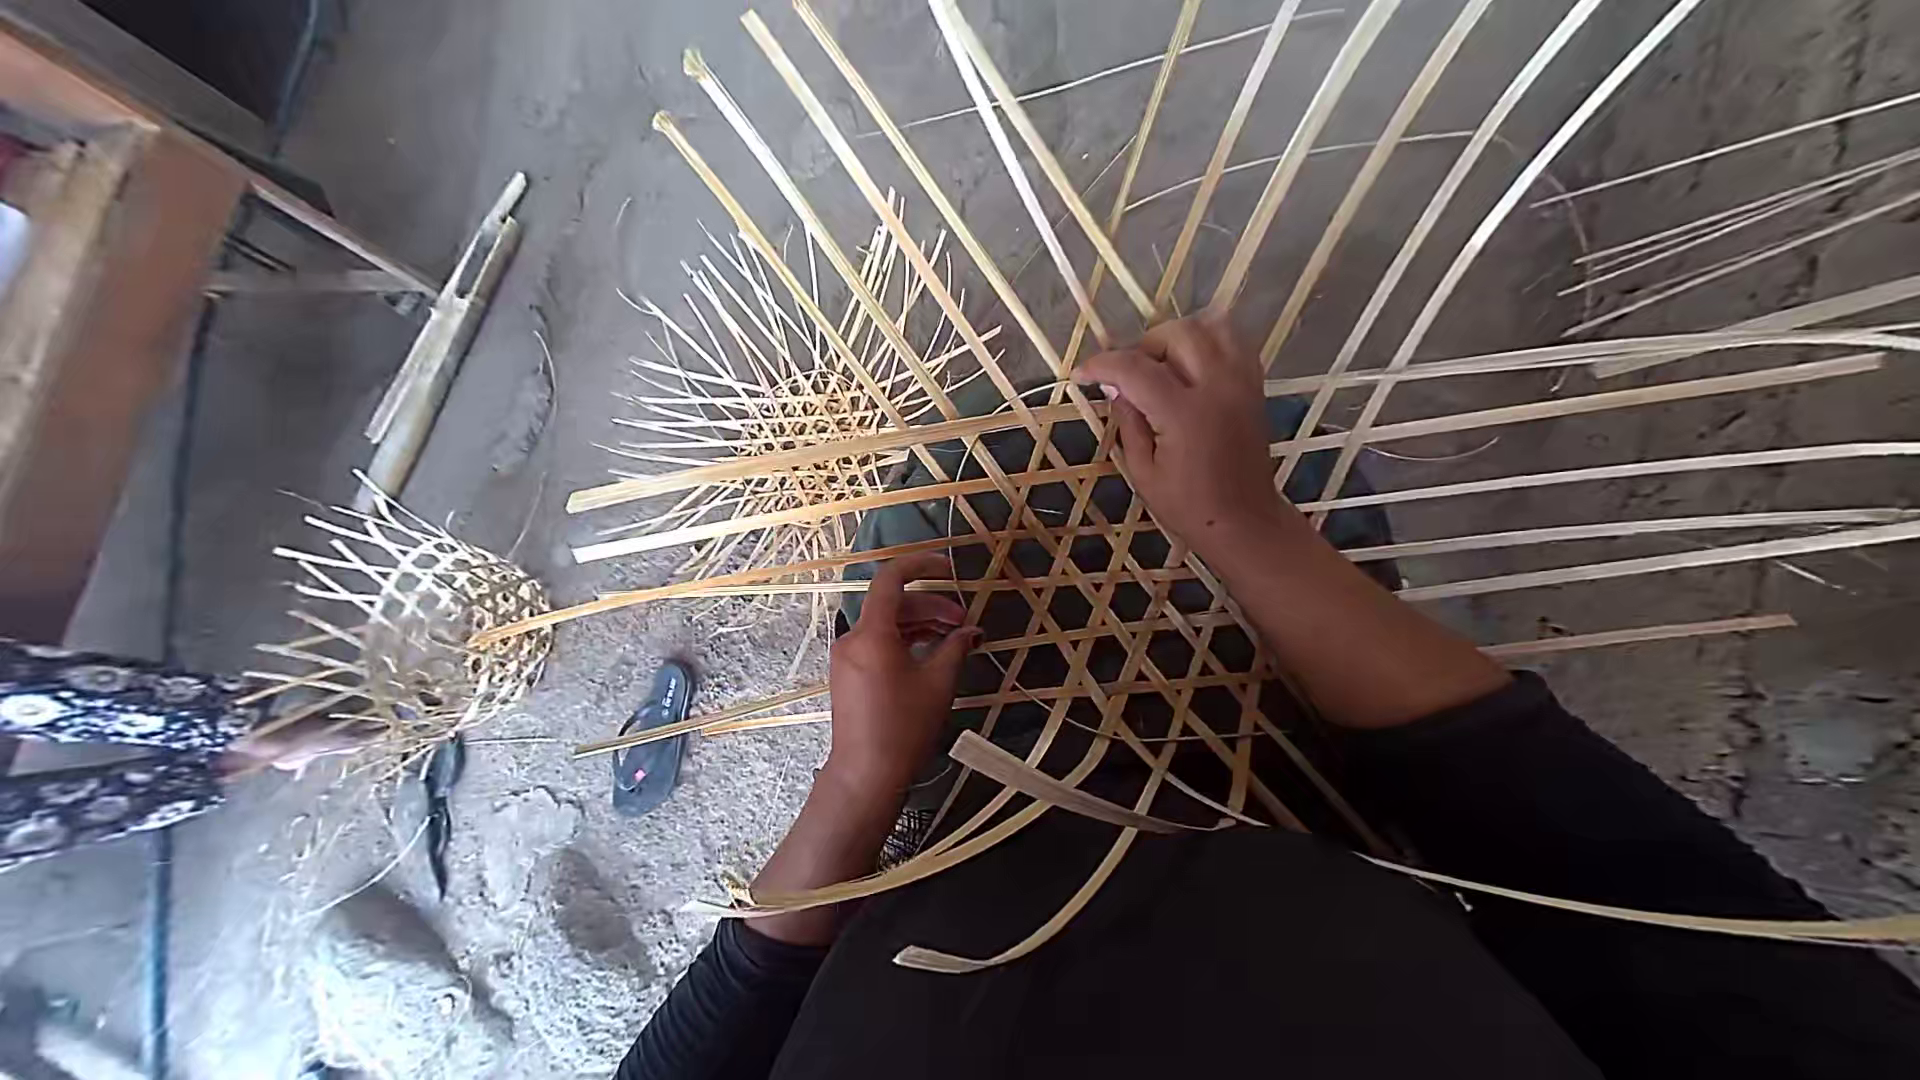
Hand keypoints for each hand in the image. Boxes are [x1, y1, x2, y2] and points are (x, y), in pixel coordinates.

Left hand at [827, 553, 979, 789]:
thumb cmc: (904, 727)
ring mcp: (847, 656)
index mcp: (872, 633)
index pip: (891, 578)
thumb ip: (955, 647)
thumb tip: (971, 632)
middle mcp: (853, 637)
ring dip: (921, 624)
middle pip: (894, 604)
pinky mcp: (849, 673)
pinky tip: (931, 652)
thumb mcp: (938, 683)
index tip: (949, 568)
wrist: (866, 776)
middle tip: (964, 621)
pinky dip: (905, 641)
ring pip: (887, 624)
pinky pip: (878, 643)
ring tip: (954, 637)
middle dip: (932, 606)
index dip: (921, 564)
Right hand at [1076, 315, 1290, 563]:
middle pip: (1177, 334)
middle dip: (1143, 347)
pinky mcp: (1254, 384)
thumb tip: (1114, 386)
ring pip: (1211, 326)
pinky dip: (1206, 343)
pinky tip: (1189, 369)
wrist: (1244, 520)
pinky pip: (1232, 341)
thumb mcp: (1142, 471)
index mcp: (1185, 415)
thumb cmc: (1187, 506)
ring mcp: (1241, 382)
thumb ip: (1128, 422)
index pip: (1136, 368)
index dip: (1102, 365)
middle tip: (1129, 377)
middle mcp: (1218, 388)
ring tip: (1161, 366)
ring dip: (1178, 338)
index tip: (1082, 374)